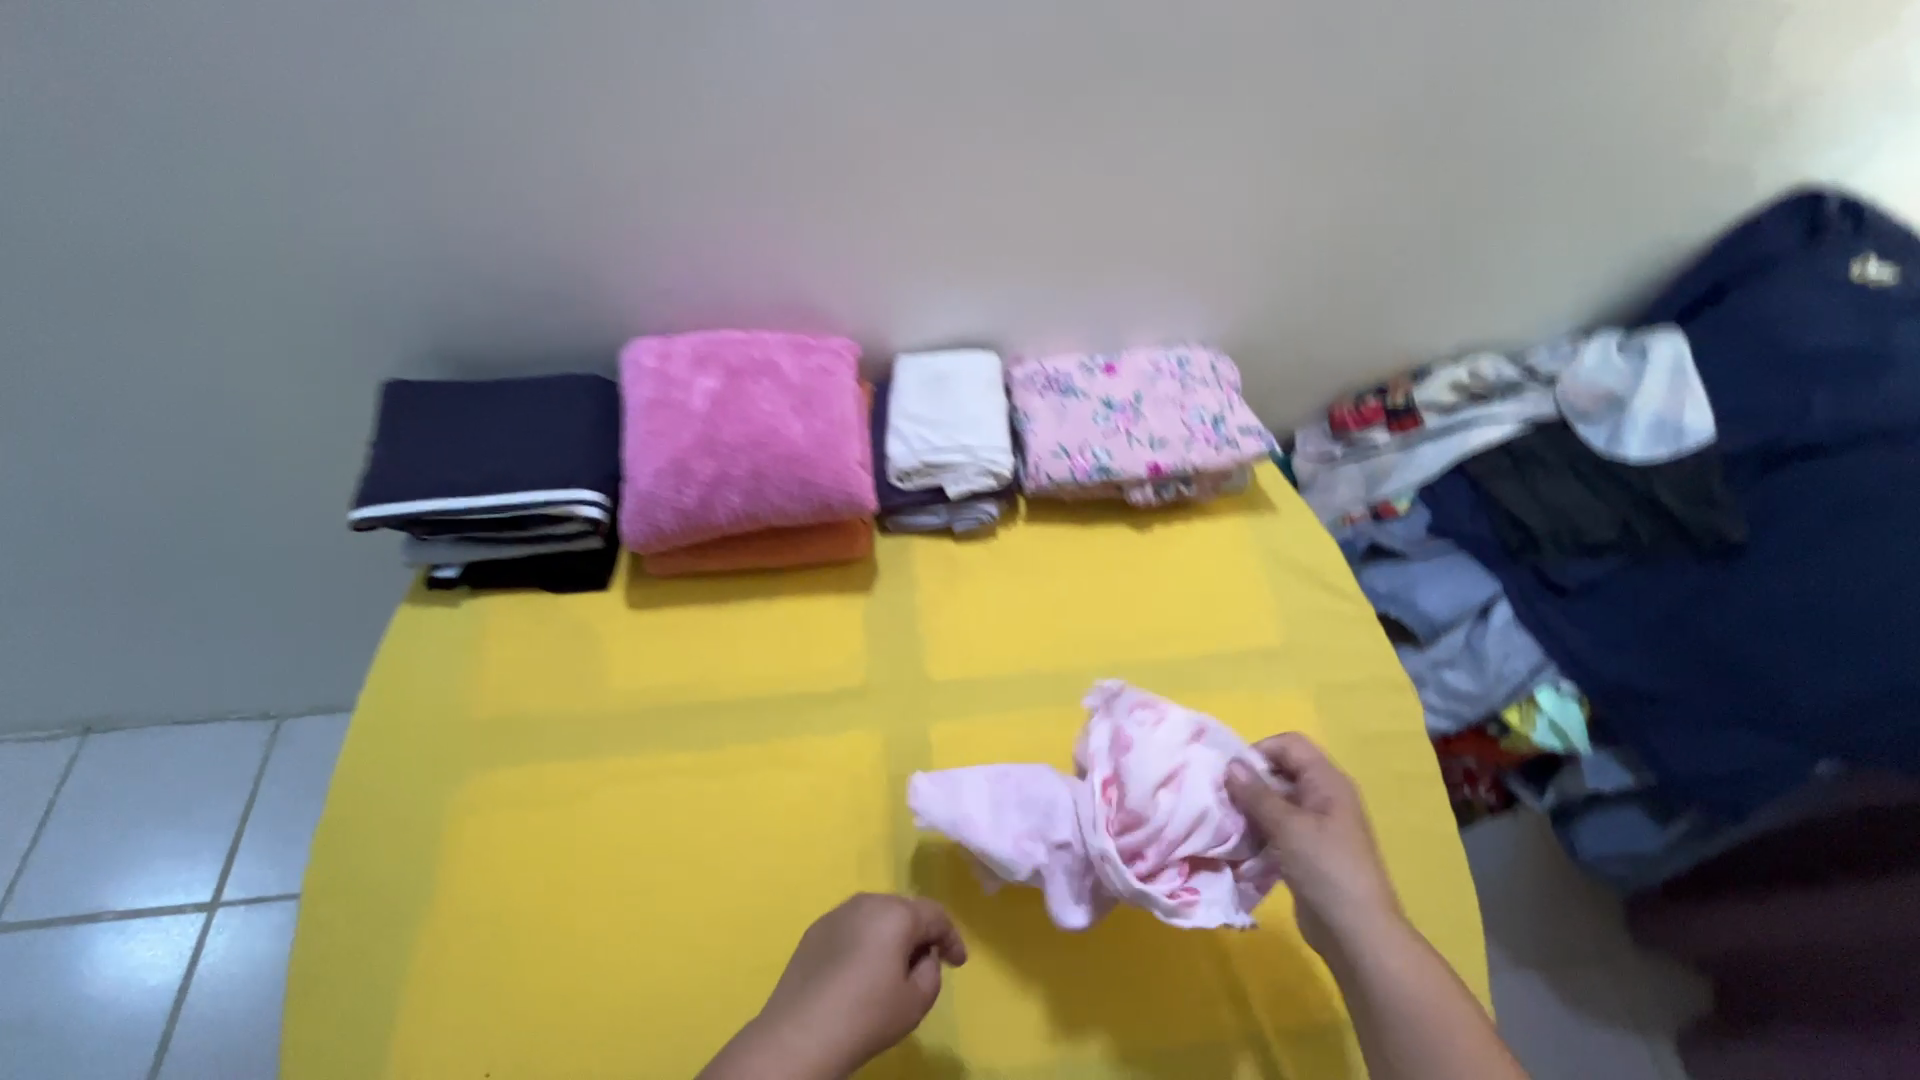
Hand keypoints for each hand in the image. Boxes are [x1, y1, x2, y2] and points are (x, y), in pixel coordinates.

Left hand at [707, 893, 967, 1079]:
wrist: (800, 1034)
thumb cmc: (867, 1016)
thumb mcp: (917, 1001)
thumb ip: (931, 970)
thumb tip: (922, 956)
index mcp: (897, 913)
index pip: (936, 915)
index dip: (952, 938)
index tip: (958, 963)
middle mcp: (867, 902)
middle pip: (905, 909)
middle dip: (920, 932)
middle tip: (928, 962)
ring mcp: (836, 913)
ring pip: (876, 915)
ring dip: (891, 934)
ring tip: (894, 965)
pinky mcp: (814, 930)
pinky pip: (852, 927)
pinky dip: (865, 941)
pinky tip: (862, 969)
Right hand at [1224, 734, 1403, 957]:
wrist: (1356, 932)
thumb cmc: (1326, 869)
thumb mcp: (1288, 827)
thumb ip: (1256, 793)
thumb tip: (1230, 764)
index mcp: (1327, 782)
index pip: (1289, 745)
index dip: (1259, 752)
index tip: (1232, 776)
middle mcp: (1323, 797)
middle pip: (1280, 772)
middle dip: (1249, 783)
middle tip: (1222, 801)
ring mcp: (1316, 826)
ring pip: (1275, 803)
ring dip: (1250, 811)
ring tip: (1228, 826)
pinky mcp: (1306, 851)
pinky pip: (1277, 829)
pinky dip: (1258, 833)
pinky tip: (1240, 849)